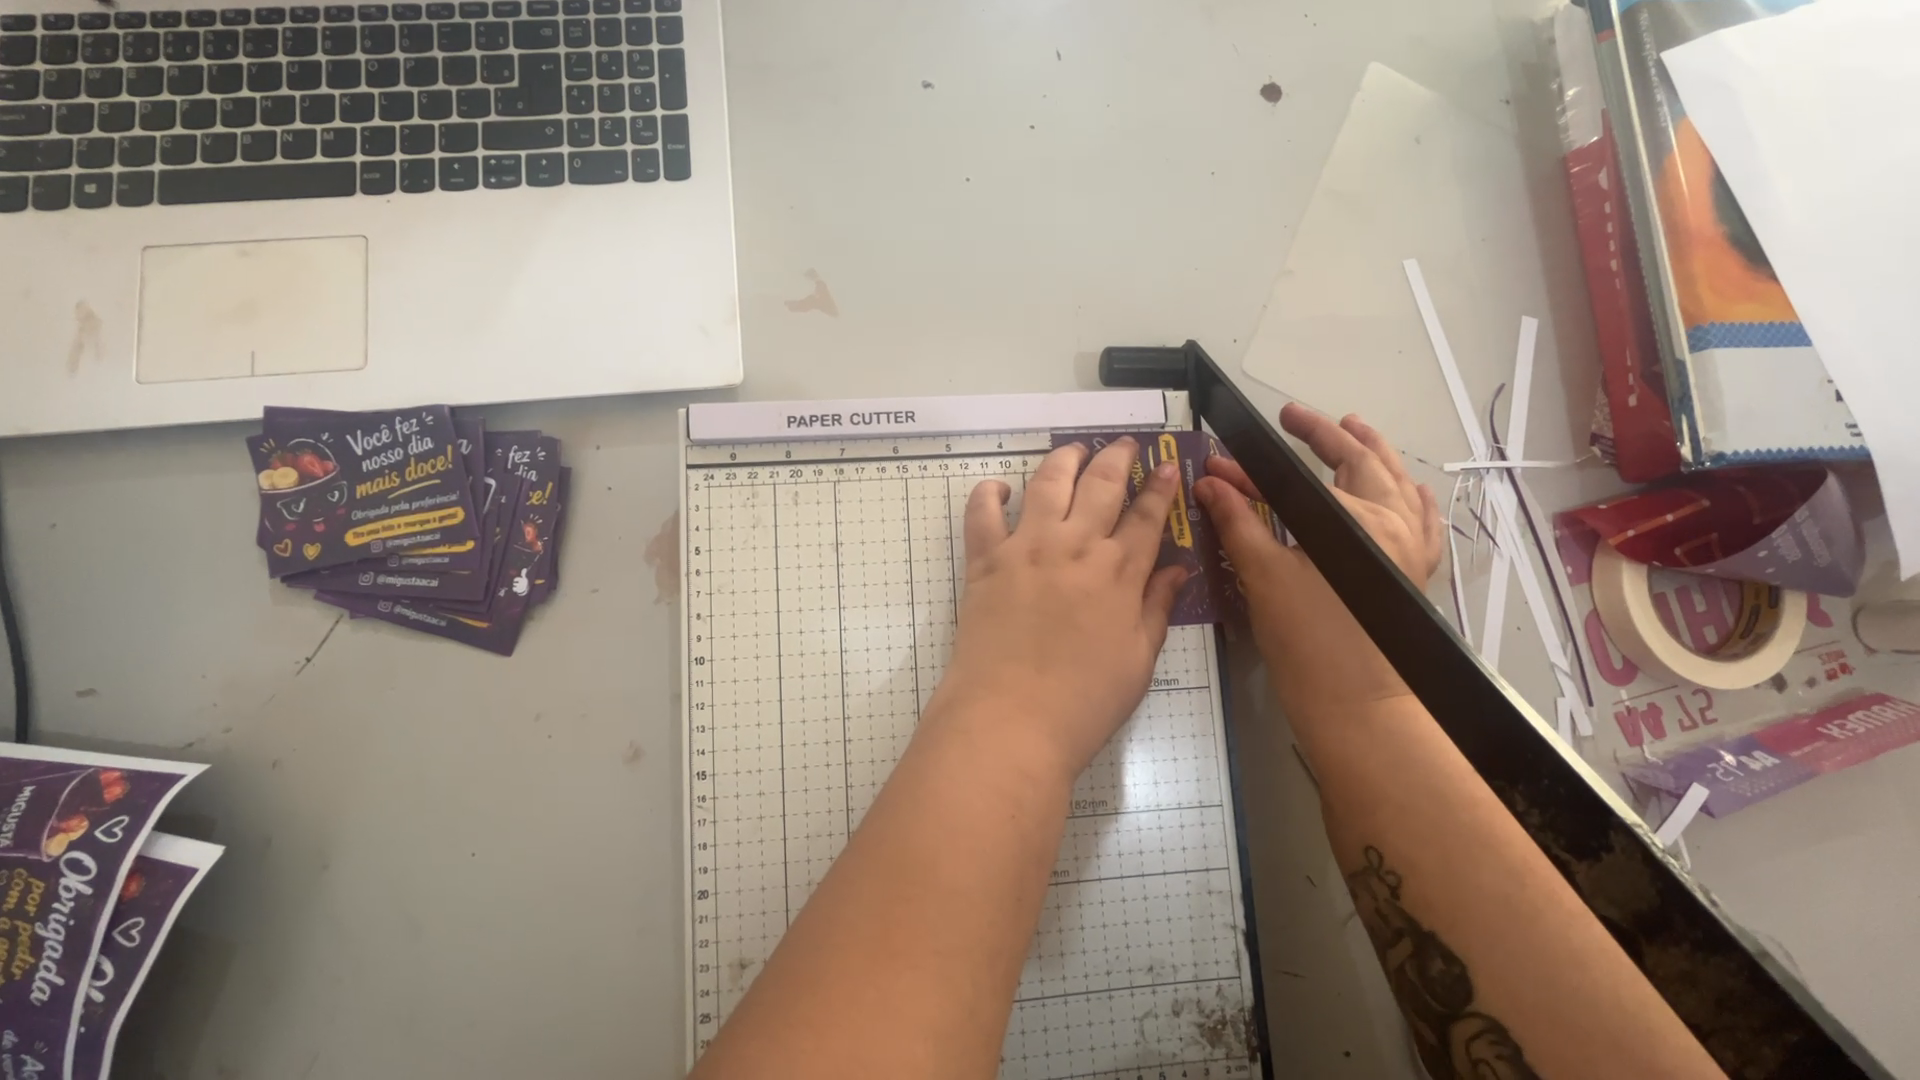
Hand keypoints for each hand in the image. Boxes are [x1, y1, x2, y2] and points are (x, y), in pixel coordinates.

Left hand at [929, 438, 1189, 782]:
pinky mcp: (985, 560)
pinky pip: (983, 512)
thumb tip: (1180, 569)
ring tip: (1073, 449)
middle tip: (1123, 443)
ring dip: (1064, 459)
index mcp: (1120, 572)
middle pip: (1101, 485)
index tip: (1167, 464)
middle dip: (1116, 457)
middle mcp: (1076, 546)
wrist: (1011, 718)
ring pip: (1048, 482)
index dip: (1160, 487)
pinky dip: (990, 493)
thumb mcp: (1139, 660)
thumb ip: (1157, 608)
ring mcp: (1027, 547)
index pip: (1148, 516)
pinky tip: (1000, 487)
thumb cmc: (1084, 701)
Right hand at [1194, 405, 1441, 715]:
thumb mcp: (1263, 575)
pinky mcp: (1415, 573)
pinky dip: (1412, 498)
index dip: (1253, 468)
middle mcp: (1392, 522)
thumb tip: (1209, 482)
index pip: (1297, 476)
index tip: (1220, 462)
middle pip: (1361, 463)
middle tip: (1298, 417)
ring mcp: (1410, 547)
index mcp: (1356, 518)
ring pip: (1397, 485)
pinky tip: (1409, 488)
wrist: (1358, 704)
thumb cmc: (1308, 639)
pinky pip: (1423, 522)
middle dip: (1329, 435)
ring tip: (1354, 429)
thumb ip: (1237, 521)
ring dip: (1374, 454)